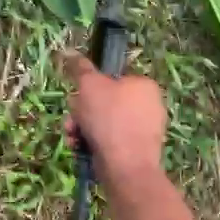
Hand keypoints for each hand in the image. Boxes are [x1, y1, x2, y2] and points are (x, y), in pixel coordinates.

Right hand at [60, 52, 166, 186]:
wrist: (126, 167)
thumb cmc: (109, 118)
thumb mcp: (89, 84)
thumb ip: (80, 68)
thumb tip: (70, 52)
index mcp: (144, 85)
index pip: (112, 77)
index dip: (90, 85)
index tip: (78, 94)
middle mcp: (149, 105)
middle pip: (104, 100)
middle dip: (82, 109)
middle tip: (74, 116)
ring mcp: (144, 130)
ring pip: (103, 121)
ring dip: (82, 126)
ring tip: (73, 134)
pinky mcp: (137, 150)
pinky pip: (110, 139)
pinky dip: (92, 141)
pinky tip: (80, 146)